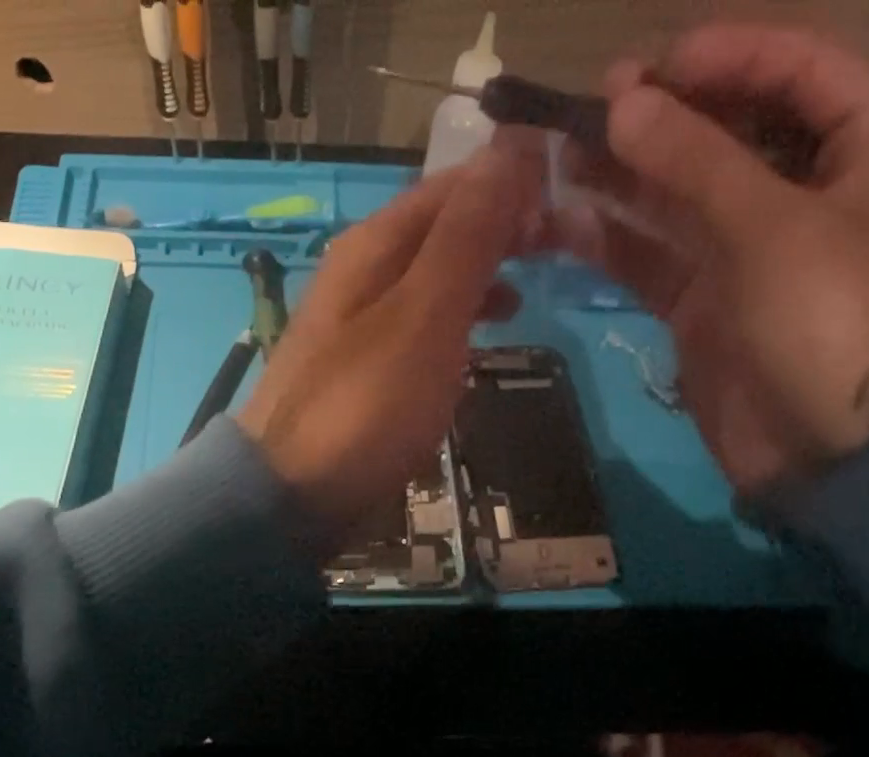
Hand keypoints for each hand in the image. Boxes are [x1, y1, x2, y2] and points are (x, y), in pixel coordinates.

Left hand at [237, 135, 540, 539]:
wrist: (292, 494)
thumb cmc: (366, 405)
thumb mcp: (426, 315)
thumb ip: (468, 237)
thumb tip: (509, 150)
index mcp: (374, 244)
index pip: (453, 185)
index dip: (512, 180)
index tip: (576, 192)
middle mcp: (362, 270)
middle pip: (442, 226)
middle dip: (502, 224)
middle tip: (567, 240)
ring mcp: (360, 320)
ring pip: (434, 274)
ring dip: (483, 269)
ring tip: (534, 284)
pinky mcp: (365, 366)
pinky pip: (421, 320)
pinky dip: (458, 317)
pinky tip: (482, 336)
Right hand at [567, 25, 868, 493]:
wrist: (837, 461)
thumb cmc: (835, 327)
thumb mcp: (773, 230)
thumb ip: (696, 161)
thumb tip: (622, 103)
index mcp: (867, 152)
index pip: (801, 70)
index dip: (731, 54)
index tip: (655, 65)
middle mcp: (807, 192)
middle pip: (729, 129)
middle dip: (662, 115)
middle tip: (593, 107)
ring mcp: (749, 251)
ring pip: (678, 194)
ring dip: (622, 173)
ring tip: (558, 152)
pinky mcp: (705, 303)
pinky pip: (652, 255)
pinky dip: (610, 237)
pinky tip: (561, 219)